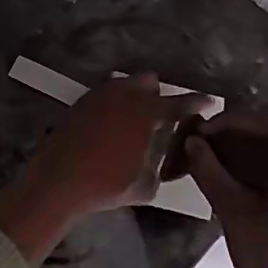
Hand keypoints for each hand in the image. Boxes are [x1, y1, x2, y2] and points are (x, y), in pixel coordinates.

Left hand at [0, 74, 205, 264]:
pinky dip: (114, 104)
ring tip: (133, 121)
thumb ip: (161, 166)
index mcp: (146, 113)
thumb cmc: (106, 185)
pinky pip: (105, 94)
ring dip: (134, 96)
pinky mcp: (81, 101)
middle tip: (159, 117)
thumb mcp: (145, 185)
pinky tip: (112, 125)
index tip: (208, 100)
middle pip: (149, 82)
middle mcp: (125, 95)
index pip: (180, 103)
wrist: (59, 180)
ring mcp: (99, 94)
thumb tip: (167, 160)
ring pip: (125, 84)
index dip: (197, 102)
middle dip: (158, 95)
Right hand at [187, 113, 267, 267]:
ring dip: (246, 152)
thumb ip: (211, 173)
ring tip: (212, 158)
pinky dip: (258, 170)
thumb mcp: (234, 213)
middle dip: (237, 135)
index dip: (230, 122)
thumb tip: (191, 142)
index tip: (201, 131)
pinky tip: (232, 179)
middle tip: (204, 142)